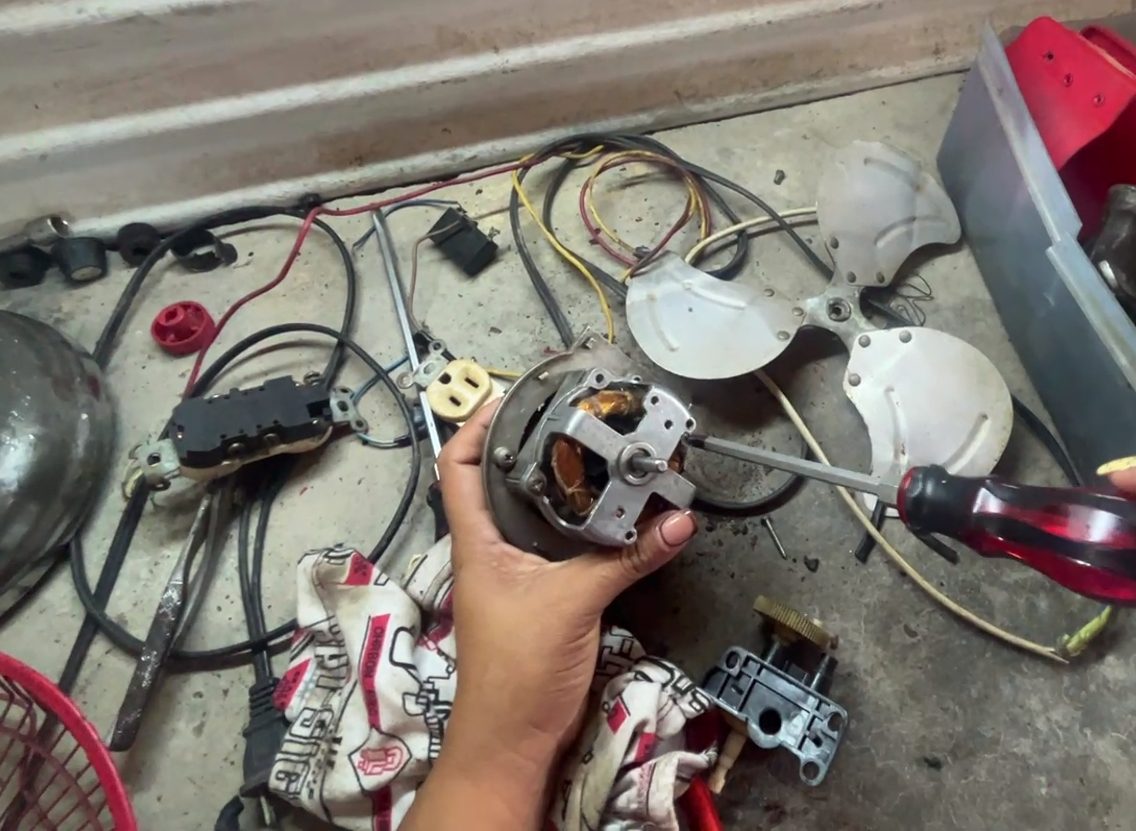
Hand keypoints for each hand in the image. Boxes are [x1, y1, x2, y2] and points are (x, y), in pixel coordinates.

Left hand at [409, 402, 695, 828]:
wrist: (515, 740)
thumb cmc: (519, 670)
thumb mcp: (571, 603)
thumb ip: (625, 559)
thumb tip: (678, 523)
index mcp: (478, 540)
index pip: (457, 467)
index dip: (476, 425)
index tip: (513, 396)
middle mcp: (494, 545)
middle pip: (501, 478)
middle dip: (532, 441)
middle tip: (573, 413)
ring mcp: (519, 567)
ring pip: (536, 507)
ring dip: (562, 478)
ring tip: (598, 445)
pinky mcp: (546, 586)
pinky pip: (564, 536)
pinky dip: (586, 515)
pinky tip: (616, 503)